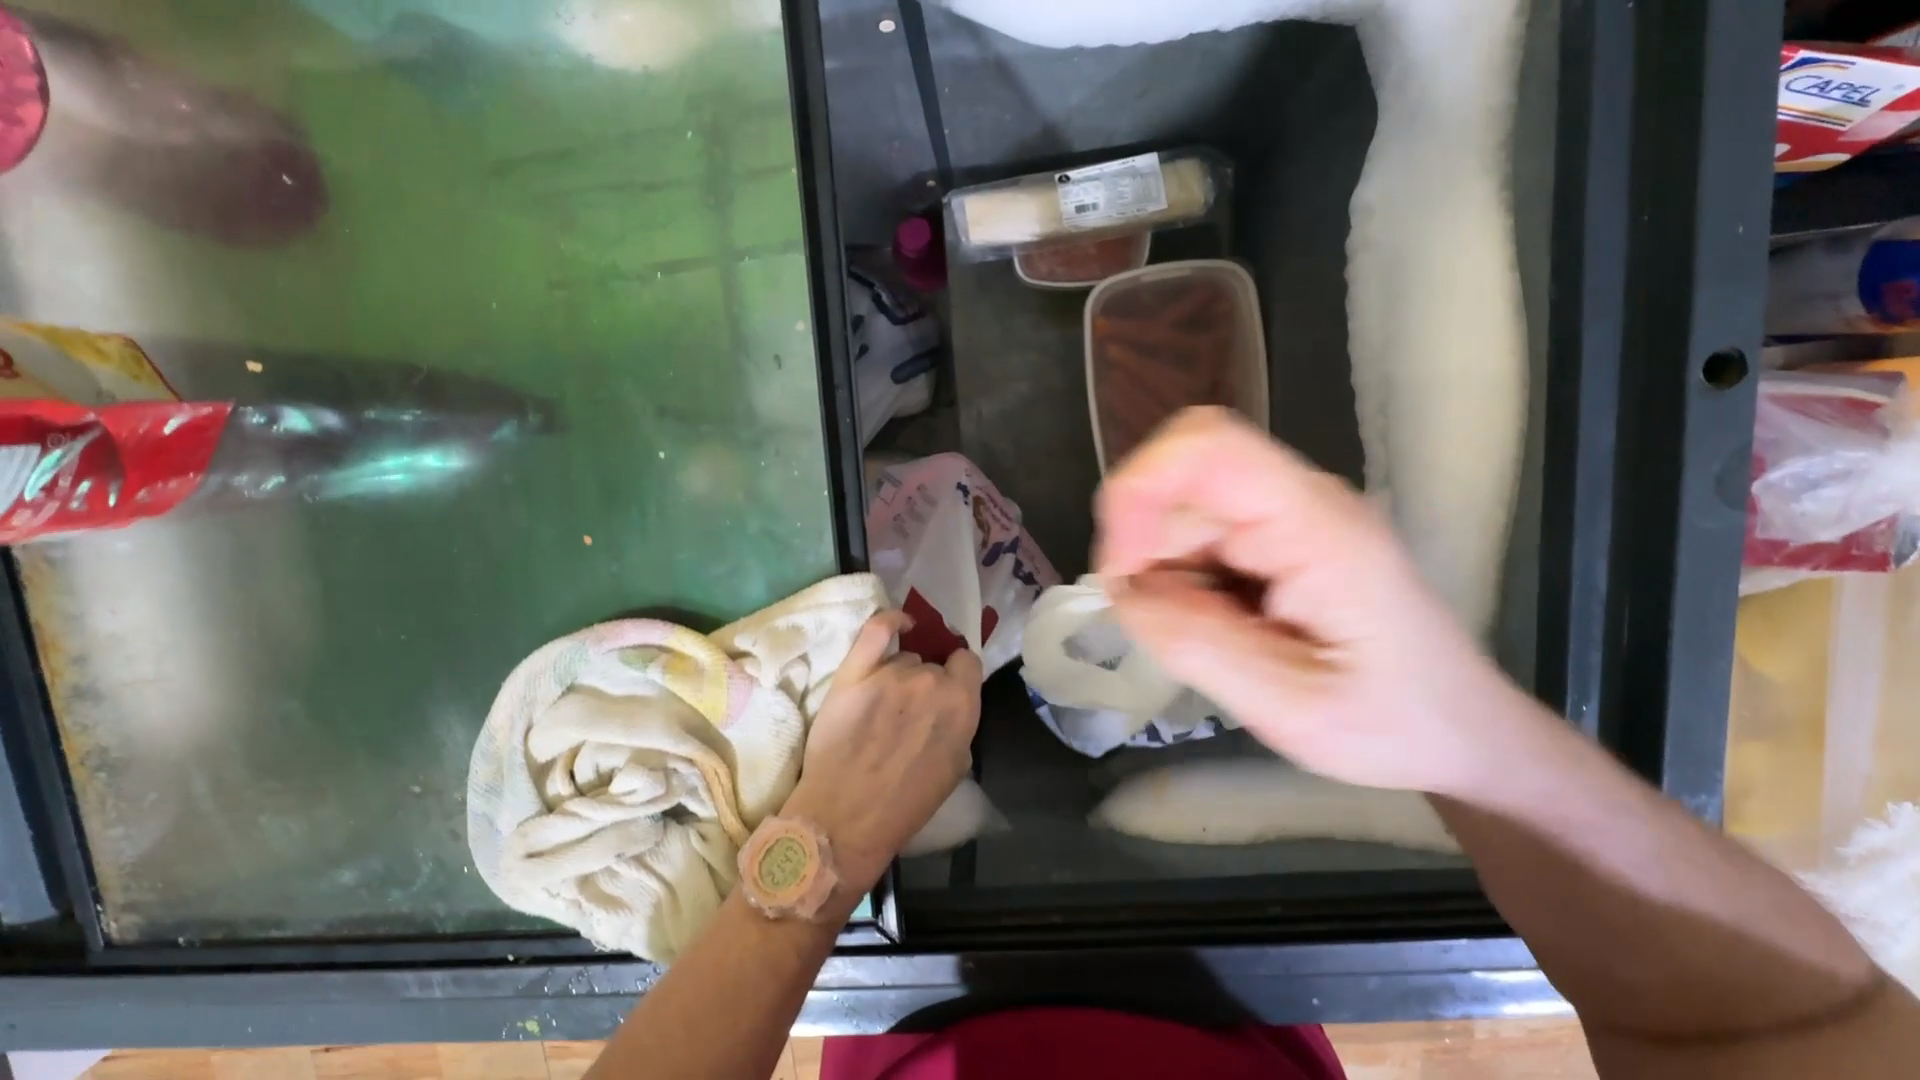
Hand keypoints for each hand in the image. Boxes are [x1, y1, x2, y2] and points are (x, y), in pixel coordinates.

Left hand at [781, 612, 982, 892]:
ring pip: (904, 658)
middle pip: (933, 664)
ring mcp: (890, 672)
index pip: (968, 664)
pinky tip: (898, 625)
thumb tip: (951, 705)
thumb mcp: (956, 767)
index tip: (948, 689)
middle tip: (910, 713)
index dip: (959, 675)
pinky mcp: (854, 672)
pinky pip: (878, 628)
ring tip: (882, 707)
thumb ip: (959, 724)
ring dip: (900, 674)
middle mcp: (929, 680)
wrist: (845, 818)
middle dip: (927, 683)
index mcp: (961, 704)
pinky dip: (891, 621)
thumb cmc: (905, 803)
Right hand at [1094, 407, 1546, 797]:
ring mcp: (1291, 516)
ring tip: (1208, 643)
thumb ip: (1200, 645)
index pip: (1208, 448)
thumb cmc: (1393, 725)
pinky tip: (1219, 632)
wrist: (1461, 732)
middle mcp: (1301, 501)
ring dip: (1165, 574)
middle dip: (1146, 552)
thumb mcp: (1291, 708)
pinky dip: (1184, 583)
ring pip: (1183, 513)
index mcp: (1316, 528)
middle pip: (1183, 483)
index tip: (1119, 572)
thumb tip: (1121, 592)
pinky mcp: (1282, 537)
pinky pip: (1201, 539)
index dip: (1140, 490)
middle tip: (1160, 629)